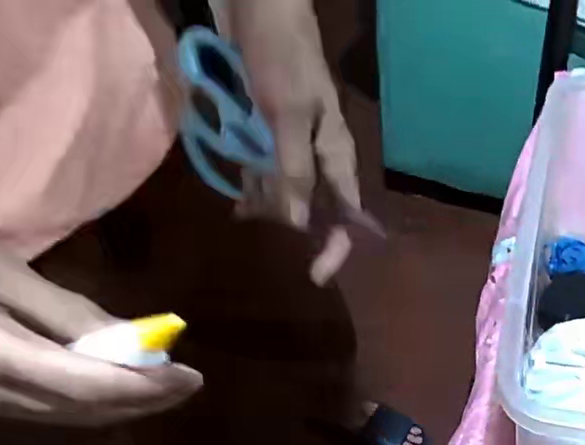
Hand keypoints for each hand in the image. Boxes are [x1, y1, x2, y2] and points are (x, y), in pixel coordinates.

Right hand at [0, 162, 202, 423]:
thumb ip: (63, 310)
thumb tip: (131, 340)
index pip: (90, 389)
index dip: (148, 388)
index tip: (192, 376)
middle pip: (87, 411)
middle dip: (145, 399)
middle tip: (187, 379)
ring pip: (70, 417)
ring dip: (122, 404)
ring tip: (163, 382)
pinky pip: (45, 411)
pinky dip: (89, 401)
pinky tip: (111, 383)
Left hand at [229, 0, 363, 283]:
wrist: (255, 1)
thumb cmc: (280, 55)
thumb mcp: (287, 114)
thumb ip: (294, 170)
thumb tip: (298, 224)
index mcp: (336, 158)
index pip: (346, 218)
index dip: (334, 249)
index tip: (316, 277)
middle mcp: (319, 160)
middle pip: (316, 211)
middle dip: (292, 227)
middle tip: (261, 232)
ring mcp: (292, 148)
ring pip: (287, 195)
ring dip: (267, 208)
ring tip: (243, 212)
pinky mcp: (267, 133)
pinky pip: (265, 173)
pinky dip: (252, 186)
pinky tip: (238, 195)